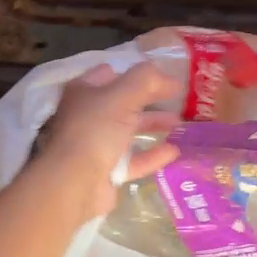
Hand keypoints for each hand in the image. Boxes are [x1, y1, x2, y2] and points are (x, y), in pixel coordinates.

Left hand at [35, 64, 180, 220]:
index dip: (137, 73)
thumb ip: (146, 80)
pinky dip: (153, 154)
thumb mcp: (122, 96)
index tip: (166, 76)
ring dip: (153, 125)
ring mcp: (96, 144)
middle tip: (180, 99)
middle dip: (150, 99)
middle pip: (123, 102)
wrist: (74, 184)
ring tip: (182, 123)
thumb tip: (171, 78)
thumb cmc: (94, 130)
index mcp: (84, 91)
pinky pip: (134, 159)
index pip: (112, 73)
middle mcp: (88, 115)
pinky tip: (175, 151)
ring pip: (129, 130)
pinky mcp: (106, 171)